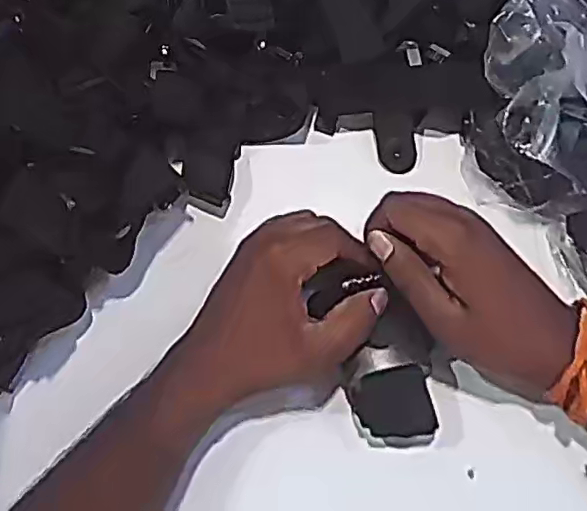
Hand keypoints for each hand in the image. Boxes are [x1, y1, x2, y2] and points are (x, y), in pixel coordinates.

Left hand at [166, 211, 386, 410]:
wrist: (211, 365)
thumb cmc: (251, 358)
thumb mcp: (318, 350)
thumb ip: (355, 321)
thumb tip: (374, 299)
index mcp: (281, 258)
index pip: (333, 235)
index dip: (361, 253)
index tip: (374, 272)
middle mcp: (264, 243)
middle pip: (317, 222)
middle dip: (345, 244)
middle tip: (361, 273)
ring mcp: (252, 246)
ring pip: (299, 222)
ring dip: (323, 239)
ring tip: (341, 271)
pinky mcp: (246, 253)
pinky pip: (282, 230)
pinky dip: (303, 240)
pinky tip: (312, 271)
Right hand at [365, 192, 576, 399]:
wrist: (559, 350)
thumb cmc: (510, 342)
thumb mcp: (444, 319)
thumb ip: (406, 274)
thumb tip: (379, 243)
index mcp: (453, 238)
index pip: (393, 207)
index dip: (375, 230)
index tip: (377, 259)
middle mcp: (465, 222)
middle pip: (404, 199)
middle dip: (385, 226)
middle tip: (387, 263)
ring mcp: (475, 225)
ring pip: (420, 204)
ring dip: (403, 227)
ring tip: (407, 268)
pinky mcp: (481, 234)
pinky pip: (438, 215)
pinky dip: (421, 230)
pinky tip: (428, 265)